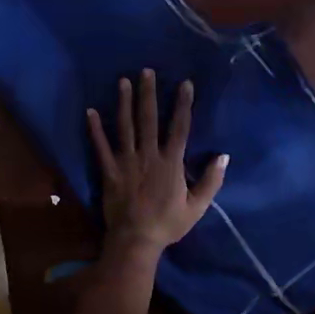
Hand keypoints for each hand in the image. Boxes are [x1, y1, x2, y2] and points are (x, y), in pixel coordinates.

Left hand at [87, 69, 227, 256]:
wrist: (135, 242)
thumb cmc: (168, 224)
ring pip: (125, 126)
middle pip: (148, 119)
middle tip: (146, 71)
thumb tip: (224, 156)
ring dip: (124, 102)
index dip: (183, 104)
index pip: (179, 127)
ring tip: (123, 81)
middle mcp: (148, 155)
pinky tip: (90, 111)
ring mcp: (127, 162)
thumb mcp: (197, 206)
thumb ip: (211, 181)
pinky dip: (95, 129)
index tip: (185, 84)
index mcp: (171, 162)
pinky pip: (101, 147)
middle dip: (148, 94)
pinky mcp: (109, 172)